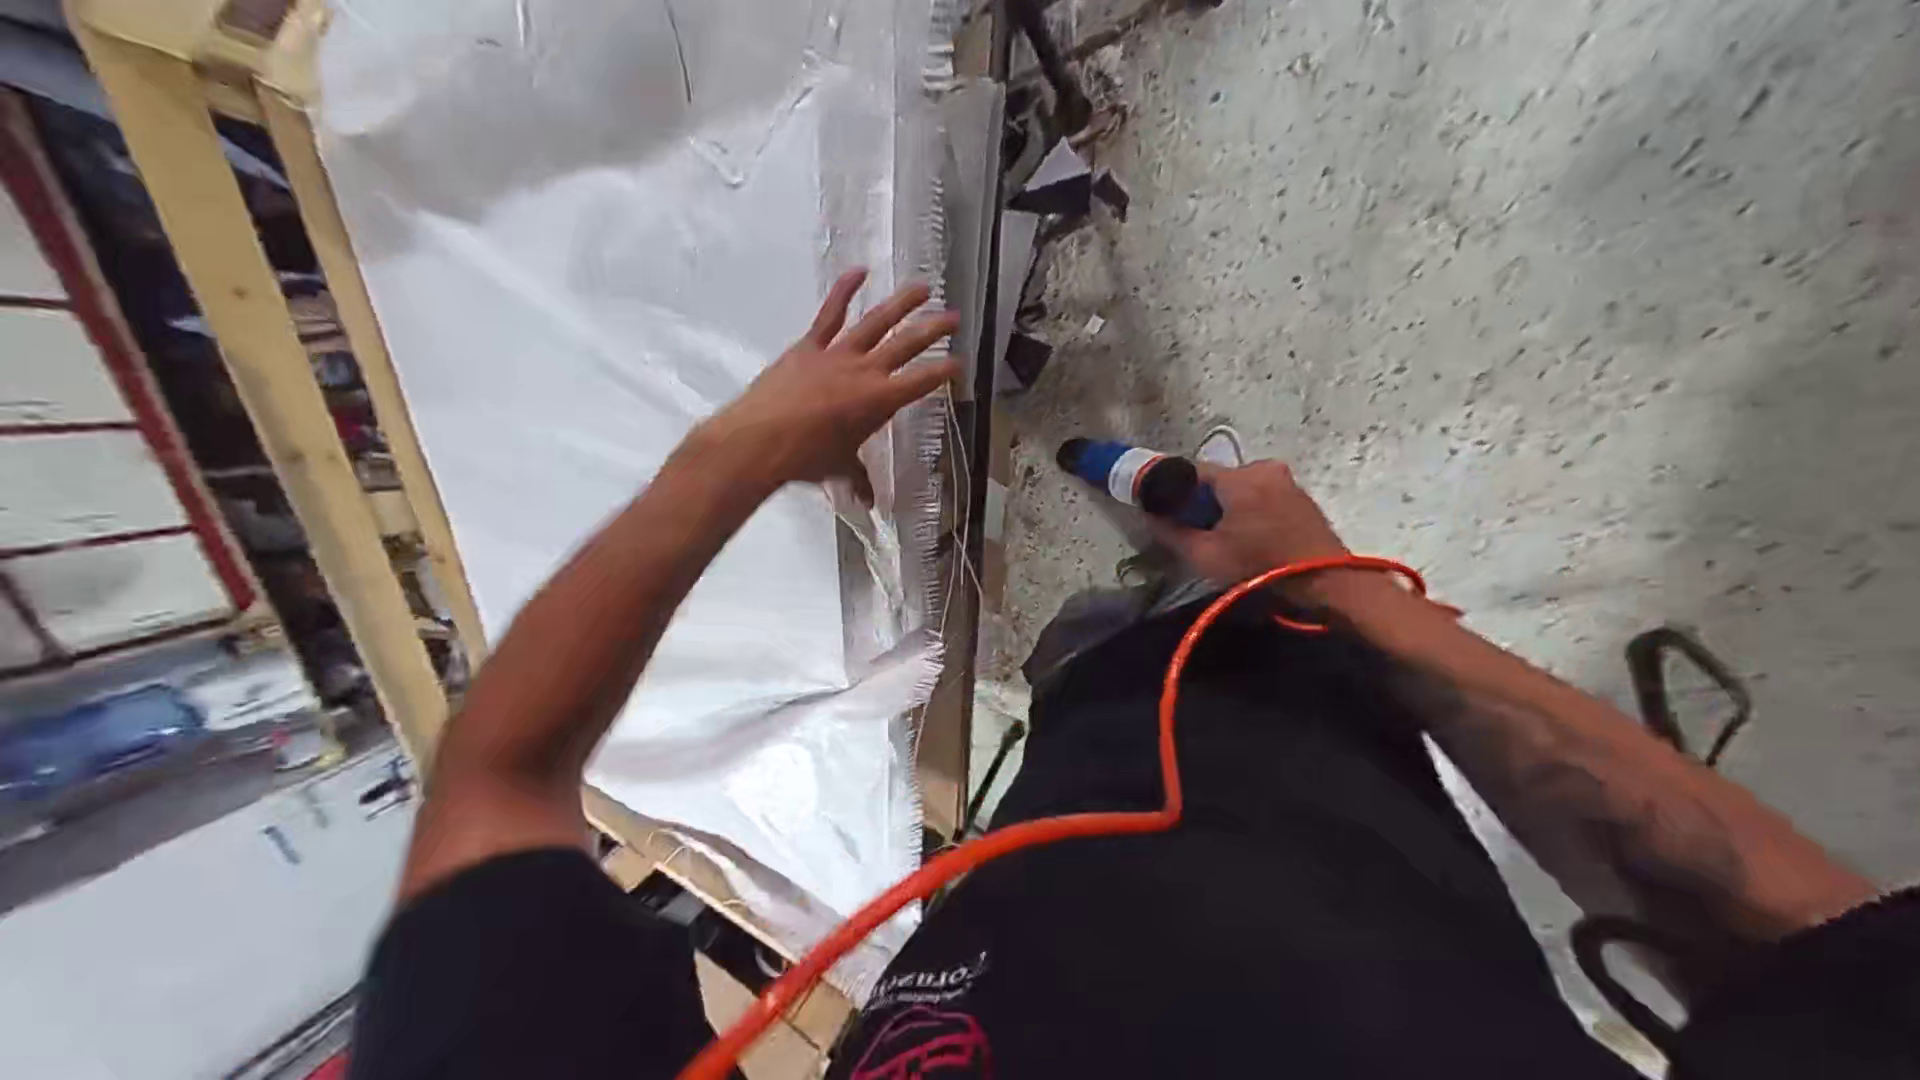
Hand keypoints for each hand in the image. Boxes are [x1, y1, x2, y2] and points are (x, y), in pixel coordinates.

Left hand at [698, 270, 959, 498]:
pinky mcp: (809, 346)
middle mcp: (866, 371)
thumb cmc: (807, 459)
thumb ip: (859, 479)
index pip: (922, 382)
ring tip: (922, 287)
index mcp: (880, 401)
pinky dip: (844, 291)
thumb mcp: (840, 469)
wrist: (761, 440)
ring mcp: (837, 354)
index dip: (944, 372)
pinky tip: (859, 271)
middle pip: (907, 344)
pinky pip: (830, 314)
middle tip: (954, 317)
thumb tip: (869, 501)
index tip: (960, 363)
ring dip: (901, 303)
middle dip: (934, 329)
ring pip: (876, 322)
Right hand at [1147, 460, 1349, 585]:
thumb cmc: (1260, 567)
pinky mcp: (1300, 496)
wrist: (1328, 583)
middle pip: (1216, 479)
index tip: (1163, 510)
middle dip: (1200, 501)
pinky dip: (1246, 509)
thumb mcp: (1205, 556)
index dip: (1172, 490)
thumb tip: (1148, 516)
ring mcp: (1286, 480)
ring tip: (1220, 537)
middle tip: (1193, 530)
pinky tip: (1245, 536)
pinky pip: (1260, 494)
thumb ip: (1171, 533)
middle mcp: (1264, 468)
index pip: (1190, 471)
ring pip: (1238, 487)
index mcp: (1240, 477)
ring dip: (1225, 506)